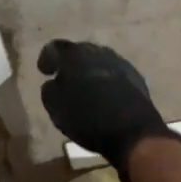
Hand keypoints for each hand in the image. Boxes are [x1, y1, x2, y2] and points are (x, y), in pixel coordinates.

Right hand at [36, 39, 180, 181]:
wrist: (134, 134)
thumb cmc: (87, 119)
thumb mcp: (55, 108)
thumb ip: (49, 91)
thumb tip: (53, 83)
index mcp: (74, 55)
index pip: (54, 48)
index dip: (46, 59)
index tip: (44, 72)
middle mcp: (97, 52)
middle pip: (79, 51)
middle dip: (70, 63)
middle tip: (63, 77)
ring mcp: (120, 63)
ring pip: (98, 61)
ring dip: (89, 70)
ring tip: (84, 87)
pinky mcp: (136, 78)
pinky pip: (114, 73)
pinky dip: (105, 80)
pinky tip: (104, 96)